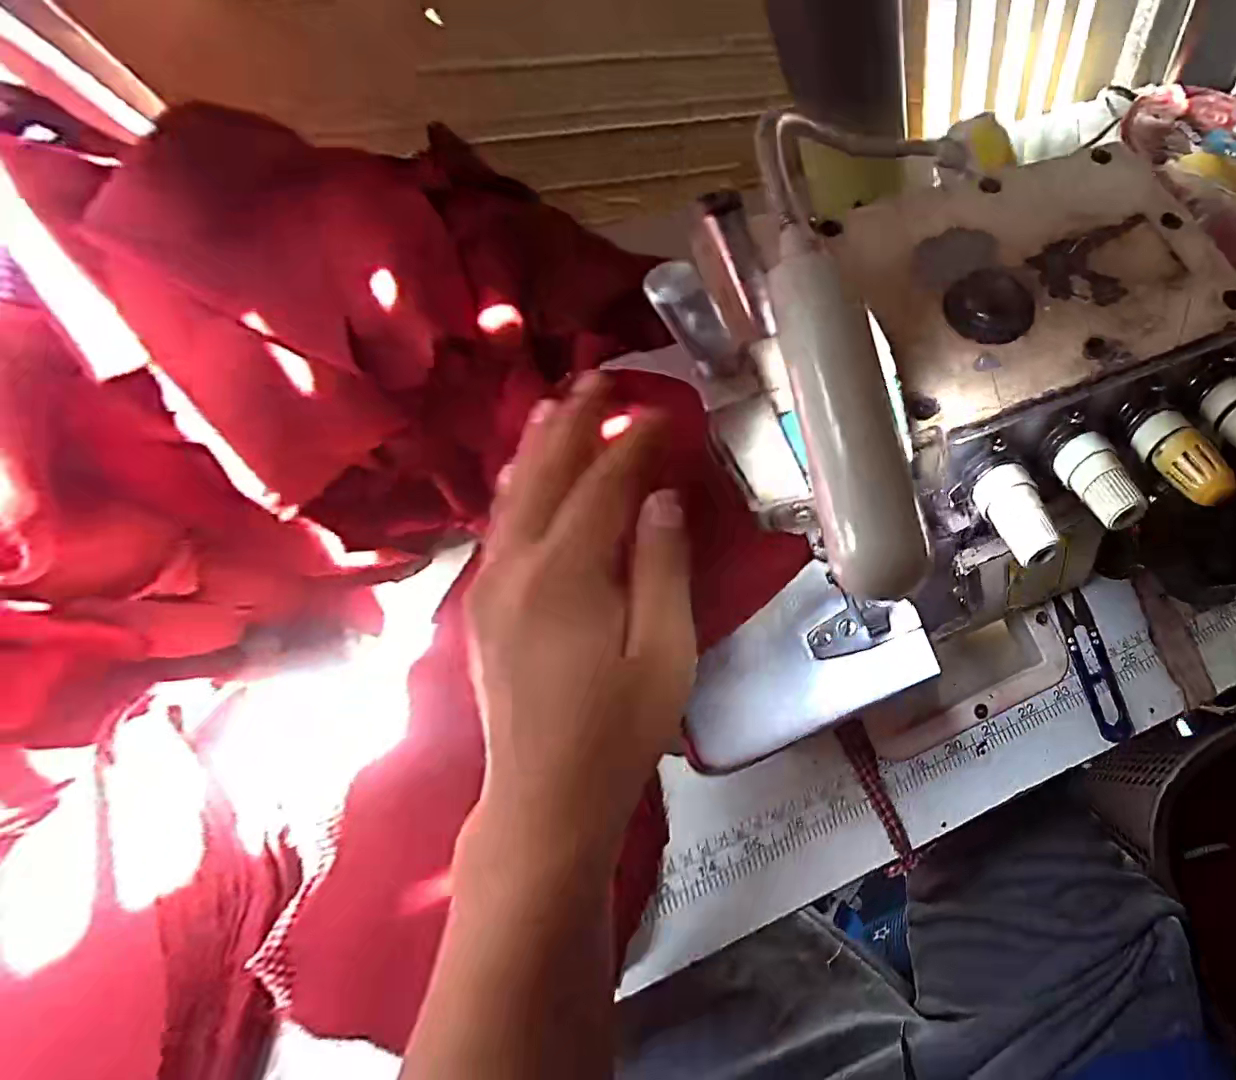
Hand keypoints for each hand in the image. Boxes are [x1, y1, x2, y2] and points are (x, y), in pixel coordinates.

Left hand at [464, 371, 693, 860]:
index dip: (636, 444)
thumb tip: (660, 499)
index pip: (605, 486)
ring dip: (541, 446)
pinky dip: (522, 486)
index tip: (664, 411)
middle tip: (601, 379)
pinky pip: (503, 526)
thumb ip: (662, 567)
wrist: (547, 793)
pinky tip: (531, 477)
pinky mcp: (486, 609)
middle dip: (576, 423)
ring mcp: (492, 588)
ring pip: (514, 497)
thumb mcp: (666, 647)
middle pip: (548, 476)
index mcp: (567, 575)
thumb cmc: (622, 724)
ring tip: (560, 406)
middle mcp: (517, 568)